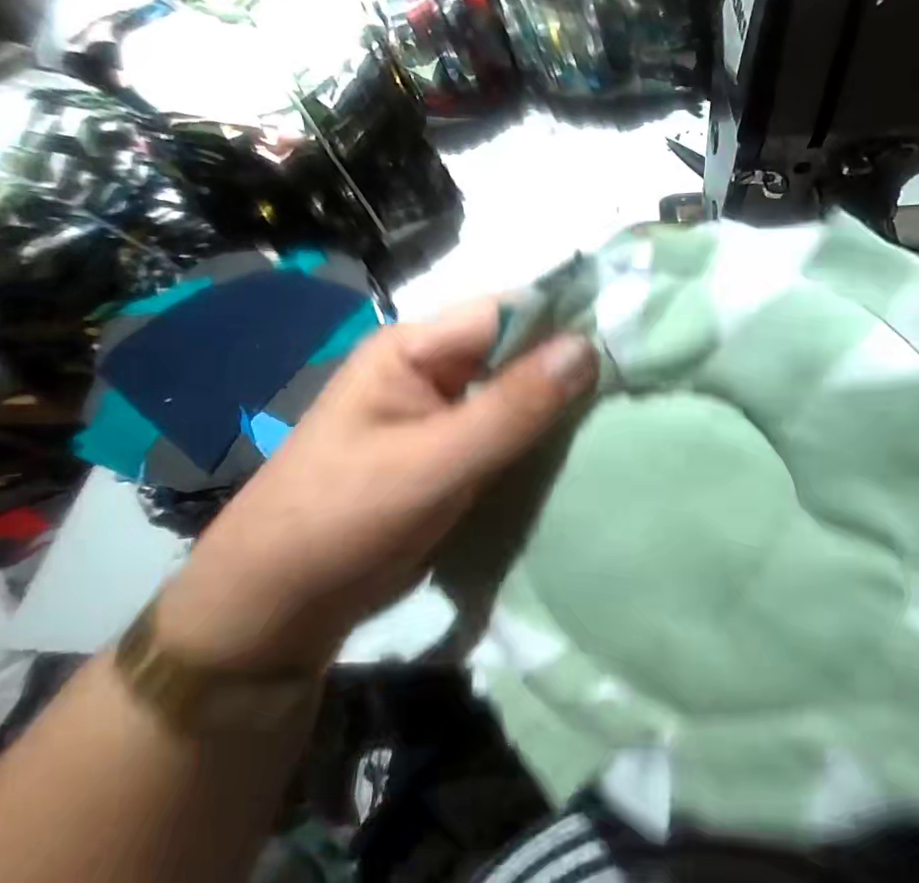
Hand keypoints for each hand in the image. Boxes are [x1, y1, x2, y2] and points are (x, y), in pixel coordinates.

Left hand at [152, 300, 597, 671]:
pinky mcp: (453, 453)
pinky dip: (544, 435)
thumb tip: (588, 346)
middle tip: (640, 381)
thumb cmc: (344, 519)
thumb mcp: (434, 461)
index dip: (566, 320)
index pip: (506, 313)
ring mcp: (443, 414)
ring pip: (518, 392)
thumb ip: (512, 407)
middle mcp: (431, 370)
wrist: (279, 606)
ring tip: (628, 410)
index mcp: (414, 349)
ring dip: (561, 402)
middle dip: (571, 364)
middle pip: (517, 350)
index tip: (632, 338)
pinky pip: (510, 430)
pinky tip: (586, 445)